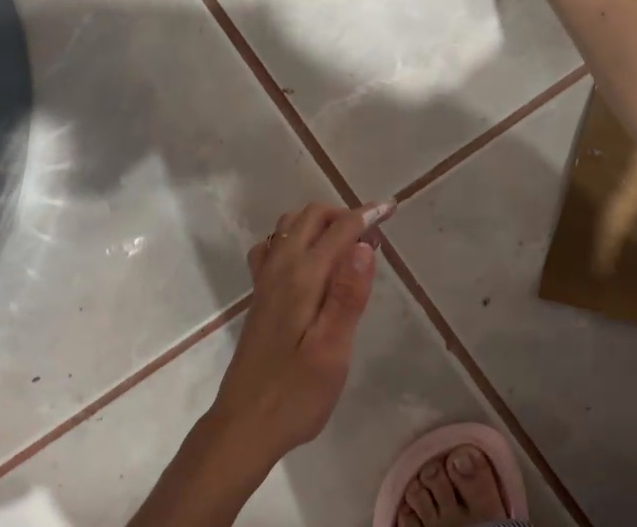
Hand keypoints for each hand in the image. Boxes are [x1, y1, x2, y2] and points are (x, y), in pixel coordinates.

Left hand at [204, 201, 390, 464]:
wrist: (244, 427)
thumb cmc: (296, 394)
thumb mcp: (332, 350)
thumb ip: (348, 295)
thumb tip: (363, 245)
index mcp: (302, 277)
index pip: (339, 229)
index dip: (367, 215)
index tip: (392, 209)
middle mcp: (280, 269)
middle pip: (311, 217)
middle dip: (345, 215)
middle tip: (375, 239)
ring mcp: (265, 282)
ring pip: (291, 227)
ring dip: (322, 224)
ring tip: (349, 249)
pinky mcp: (260, 297)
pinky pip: (275, 247)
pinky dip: (297, 239)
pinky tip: (310, 262)